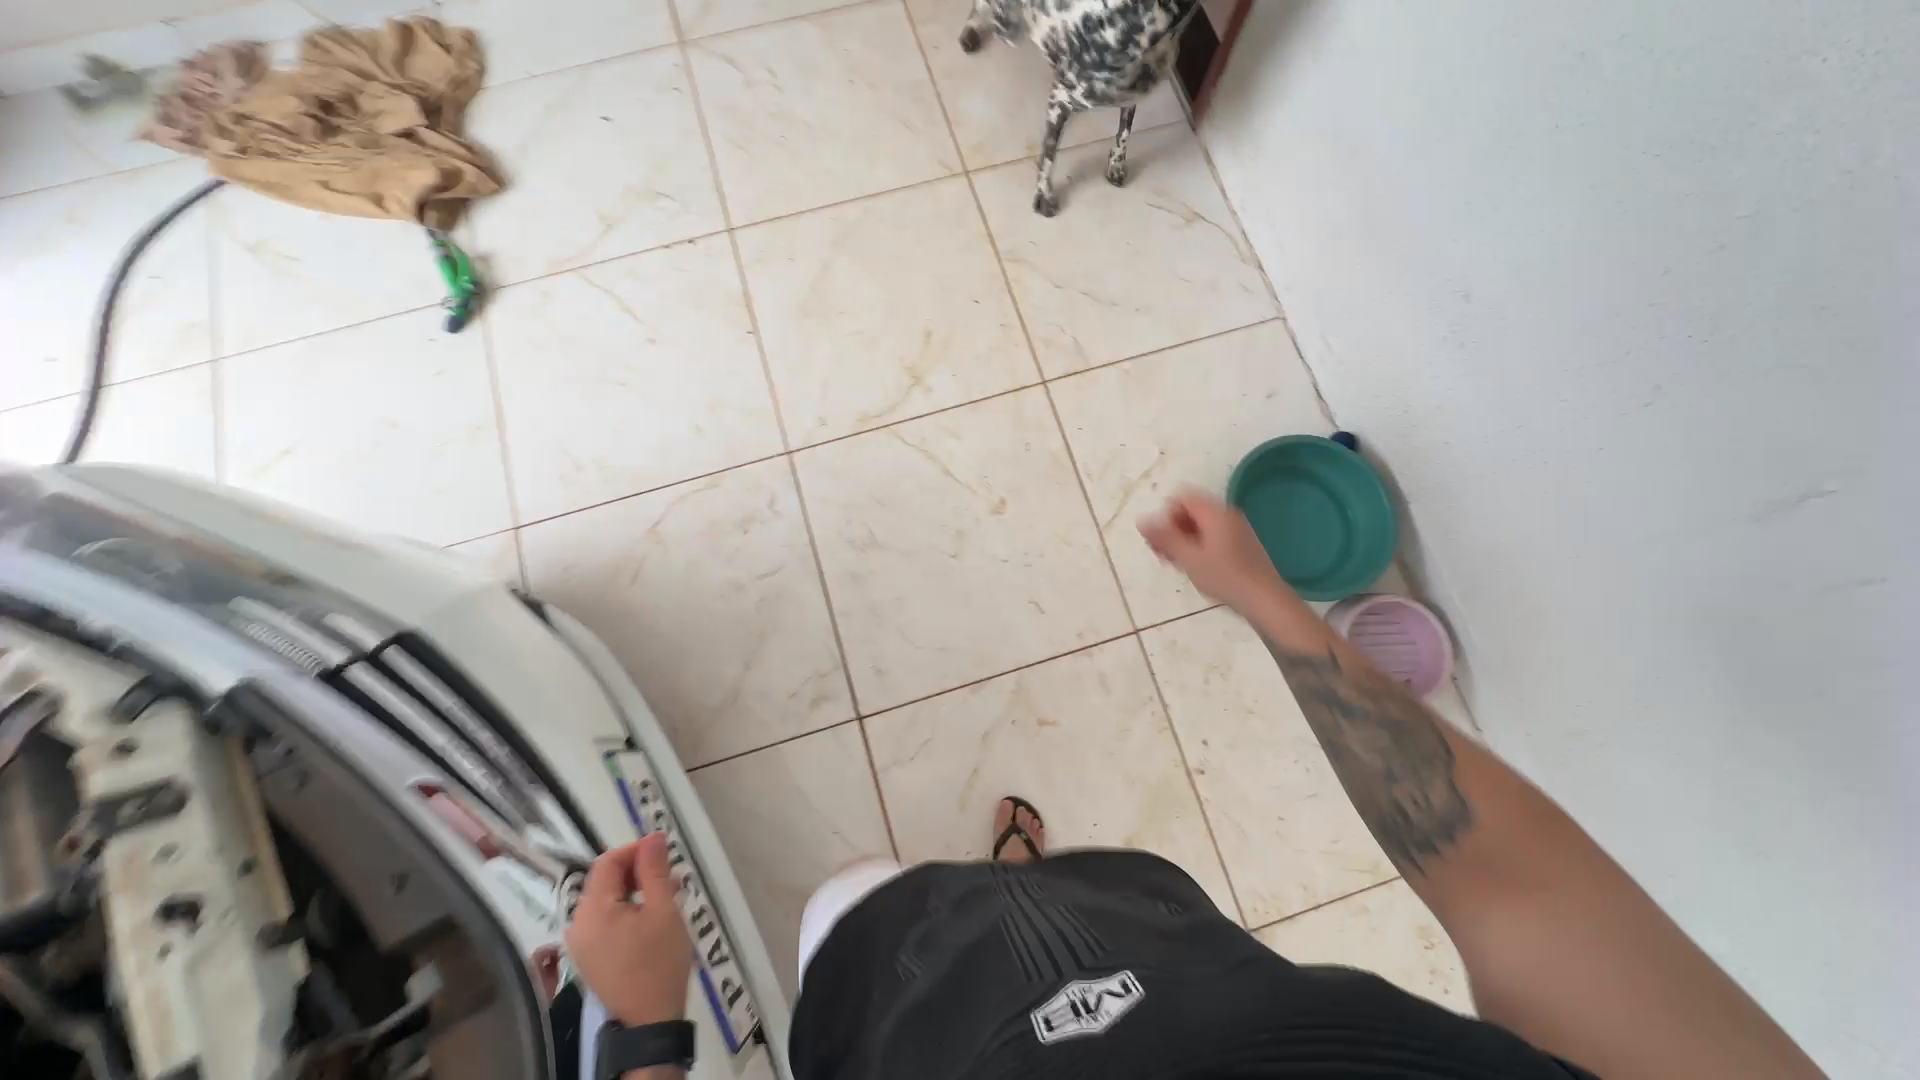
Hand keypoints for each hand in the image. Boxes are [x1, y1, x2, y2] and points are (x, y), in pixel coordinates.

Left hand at [565, 833, 692, 1026]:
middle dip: (637, 871)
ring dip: (635, 890)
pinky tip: (652, 916)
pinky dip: (627, 910)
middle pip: (604, 881)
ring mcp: (581, 943)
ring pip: (606, 901)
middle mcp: (578, 924)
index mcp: (592, 911)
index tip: (664, 850)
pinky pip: (605, 921)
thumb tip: (653, 837)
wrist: (650, 1020)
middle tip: (670, 874)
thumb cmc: (659, 961)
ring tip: (667, 893)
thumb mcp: (663, 909)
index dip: (635, 849)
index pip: (607, 862)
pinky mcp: (590, 957)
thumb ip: (654, 870)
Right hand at [1138, 488, 1291, 612]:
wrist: (1264, 599)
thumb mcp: (1189, 558)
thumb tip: (1141, 520)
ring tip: (1178, 564)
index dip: (1166, 515)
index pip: (1182, 498)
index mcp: (1215, 513)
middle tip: (1164, 556)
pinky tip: (1196, 568)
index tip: (1161, 540)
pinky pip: (1213, 536)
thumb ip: (1164, 537)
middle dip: (1173, 529)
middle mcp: (1227, 515)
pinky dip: (1199, 546)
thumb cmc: (1224, 577)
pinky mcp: (1241, 545)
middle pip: (1191, 511)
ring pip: (1201, 526)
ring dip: (1184, 540)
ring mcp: (1236, 530)